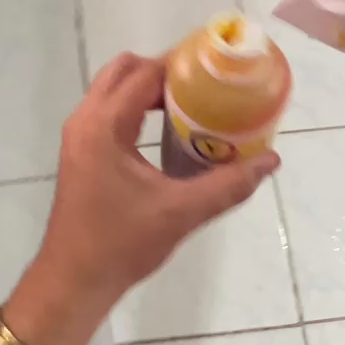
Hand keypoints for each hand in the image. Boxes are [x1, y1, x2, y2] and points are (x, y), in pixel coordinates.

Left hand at [7, 53, 279, 344]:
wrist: (74, 280)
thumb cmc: (123, 244)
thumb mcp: (181, 213)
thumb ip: (229, 185)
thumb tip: (270, 160)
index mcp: (105, 125)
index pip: (144, 74)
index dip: (179, 65)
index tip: (215, 67)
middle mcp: (85, 120)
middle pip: (123, 70)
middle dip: (161, 71)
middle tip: (201, 85)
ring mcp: (78, 135)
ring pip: (112, 89)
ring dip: (147, 88)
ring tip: (190, 103)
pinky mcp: (79, 150)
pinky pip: (107, 110)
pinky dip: (134, 106)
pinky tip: (165, 128)